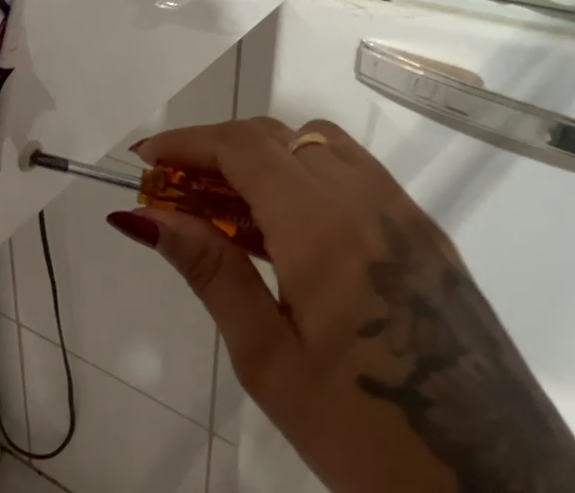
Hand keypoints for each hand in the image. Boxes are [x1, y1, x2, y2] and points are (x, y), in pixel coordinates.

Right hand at [113, 118, 574, 492]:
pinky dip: (305, 179)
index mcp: (325, 230)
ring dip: (264, 160)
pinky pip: (356, 178)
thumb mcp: (270, 361)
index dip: (186, 143)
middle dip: (217, 151)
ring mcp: (409, 219)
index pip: (244, 147)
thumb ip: (210, 271)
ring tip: (225, 214)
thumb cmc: (368, 435)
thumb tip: (143, 216)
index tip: (143, 161)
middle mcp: (371, 204)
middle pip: (279, 138)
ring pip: (321, 149)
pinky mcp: (431, 242)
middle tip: (174, 194)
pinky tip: (285, 237)